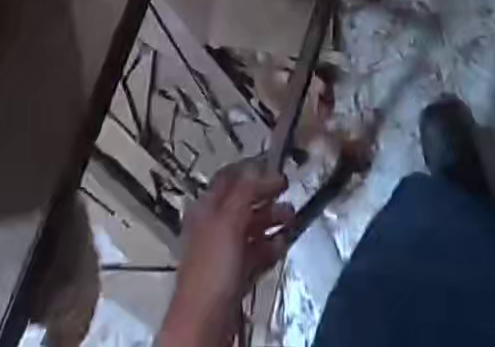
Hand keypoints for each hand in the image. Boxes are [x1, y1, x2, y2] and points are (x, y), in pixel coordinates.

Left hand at [157, 159, 294, 346]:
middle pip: (243, 203)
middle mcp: (214, 227)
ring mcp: (224, 252)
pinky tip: (282, 246)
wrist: (203, 325)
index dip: (252, 171)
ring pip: (251, 228)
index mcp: (207, 209)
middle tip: (289, 195)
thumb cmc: (213, 268)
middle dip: (267, 197)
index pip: (229, 179)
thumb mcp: (228, 222)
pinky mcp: (235, 275)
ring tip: (291, 220)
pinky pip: (255, 253)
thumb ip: (244, 192)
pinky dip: (269, 247)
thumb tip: (260, 169)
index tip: (277, 170)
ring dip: (272, 220)